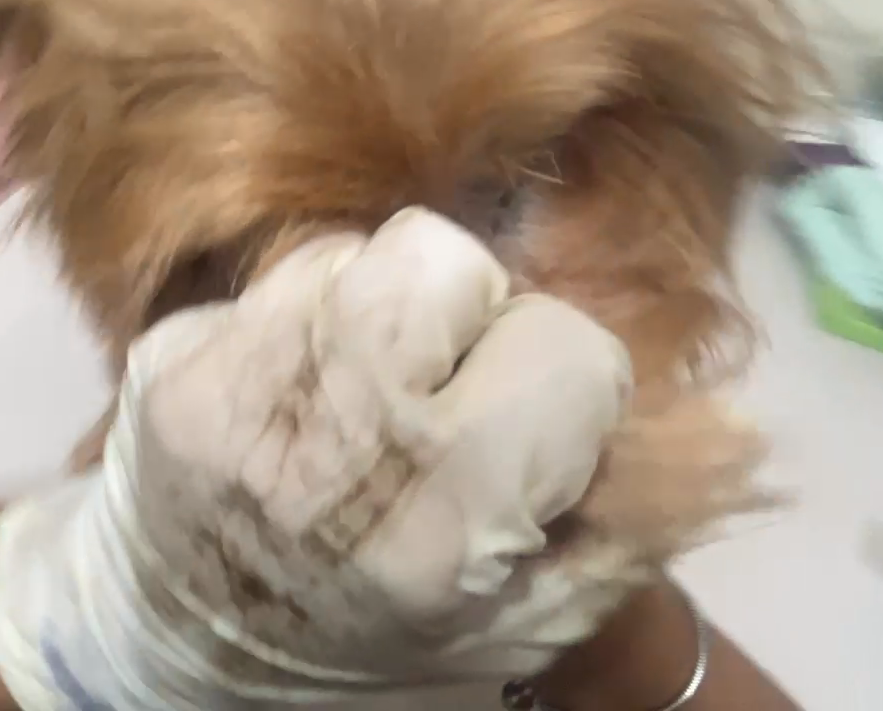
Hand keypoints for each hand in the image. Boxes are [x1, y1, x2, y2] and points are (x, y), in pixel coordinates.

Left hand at [0, 208, 639, 708]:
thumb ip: (616, 517)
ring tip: (359, 369)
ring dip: (381, 297)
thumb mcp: (521, 623)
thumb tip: (716, 416)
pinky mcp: (166, 353)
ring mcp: (226, 385)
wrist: (180, 636)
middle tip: (440, 366)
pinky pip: (280, 269)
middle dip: (466, 304)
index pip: (564, 349)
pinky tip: (293, 370)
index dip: (561, 371)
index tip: (523, 406)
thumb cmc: (366, 636)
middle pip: (440, 256)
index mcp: (436, 527)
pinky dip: (308, 303)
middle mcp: (325, 444)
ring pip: (357, 246)